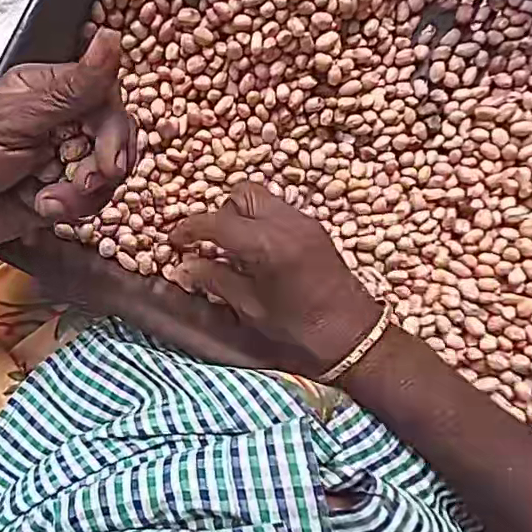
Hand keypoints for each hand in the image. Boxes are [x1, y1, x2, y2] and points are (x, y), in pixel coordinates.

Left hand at [0, 30, 135, 276]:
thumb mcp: (16, 118)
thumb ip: (70, 88)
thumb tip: (110, 39)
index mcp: (48, 89)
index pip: (104, 95)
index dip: (113, 126)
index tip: (109, 153)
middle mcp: (62, 119)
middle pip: (114, 133)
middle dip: (105, 162)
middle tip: (86, 180)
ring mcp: (65, 155)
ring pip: (109, 169)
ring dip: (86, 190)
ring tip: (51, 198)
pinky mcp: (65, 188)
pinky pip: (94, 197)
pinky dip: (74, 206)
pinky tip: (44, 206)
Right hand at [168, 182, 381, 378]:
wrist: (355, 337)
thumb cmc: (300, 330)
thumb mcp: (251, 309)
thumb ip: (216, 280)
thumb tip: (185, 266)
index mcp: (268, 245)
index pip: (217, 222)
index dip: (190, 229)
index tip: (175, 241)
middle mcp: (287, 224)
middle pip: (241, 194)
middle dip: (221, 213)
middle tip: (213, 244)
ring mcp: (305, 222)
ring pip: (262, 198)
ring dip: (242, 216)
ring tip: (236, 249)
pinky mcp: (315, 228)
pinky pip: (279, 211)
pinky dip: (262, 222)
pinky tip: (259, 253)